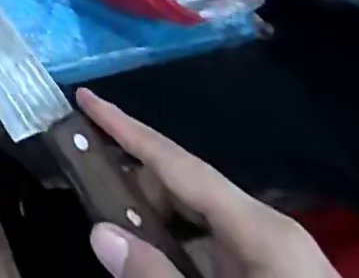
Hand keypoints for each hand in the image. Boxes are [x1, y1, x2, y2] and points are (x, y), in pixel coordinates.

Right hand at [78, 89, 337, 277]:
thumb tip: (98, 233)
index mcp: (260, 229)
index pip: (177, 162)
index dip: (127, 128)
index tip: (86, 97)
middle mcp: (266, 230)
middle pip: (184, 188)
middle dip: (135, 189)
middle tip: (88, 195)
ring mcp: (273, 257)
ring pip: (196, 223)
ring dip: (155, 228)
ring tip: (117, 238)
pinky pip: (212, 252)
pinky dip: (179, 255)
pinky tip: (154, 268)